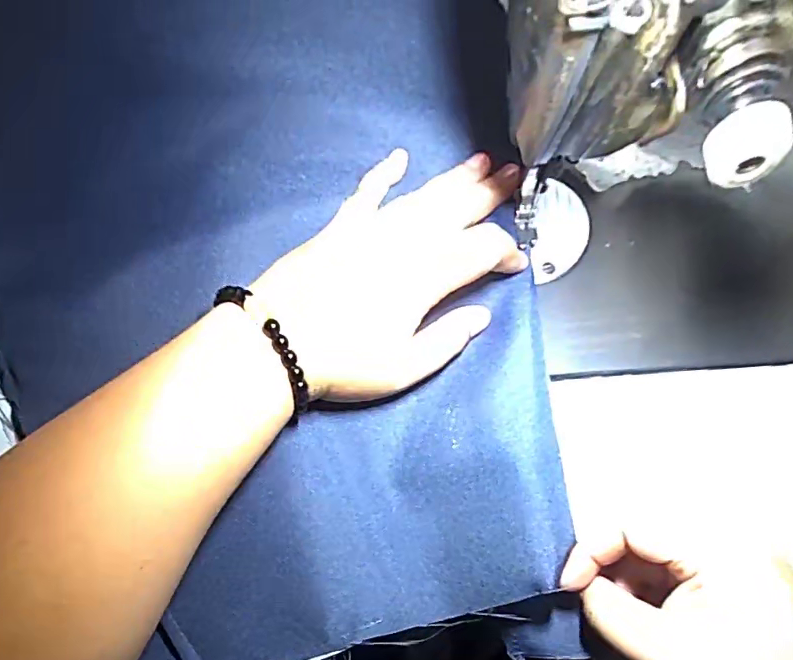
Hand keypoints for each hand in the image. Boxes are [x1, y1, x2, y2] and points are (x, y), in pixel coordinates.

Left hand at [249, 149, 529, 402]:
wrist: (278, 343)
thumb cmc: (344, 363)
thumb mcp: (405, 367)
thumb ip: (447, 340)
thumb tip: (479, 318)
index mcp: (426, 277)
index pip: (479, 251)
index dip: (504, 252)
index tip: (515, 261)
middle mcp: (403, 243)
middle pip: (457, 210)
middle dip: (490, 194)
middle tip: (514, 178)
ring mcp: (370, 230)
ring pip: (422, 195)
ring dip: (453, 179)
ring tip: (479, 163)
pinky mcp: (339, 228)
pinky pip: (367, 192)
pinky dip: (383, 174)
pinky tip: (398, 159)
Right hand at [560, 525, 792, 659]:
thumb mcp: (666, 652)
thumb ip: (610, 613)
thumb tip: (581, 587)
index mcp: (720, 546)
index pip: (634, 525)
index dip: (591, 551)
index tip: (567, 589)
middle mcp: (729, 540)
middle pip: (646, 536)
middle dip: (608, 567)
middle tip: (588, 605)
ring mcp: (734, 560)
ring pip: (658, 556)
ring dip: (627, 583)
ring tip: (618, 621)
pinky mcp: (733, 581)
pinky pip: (676, 573)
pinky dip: (649, 594)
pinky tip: (644, 623)